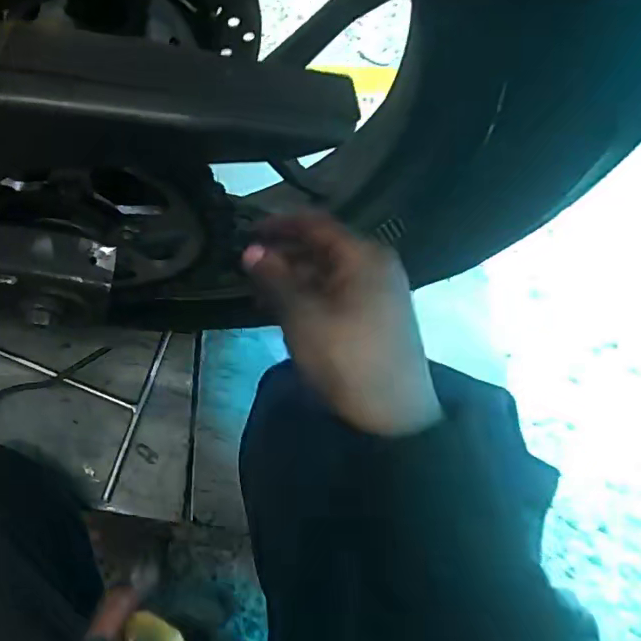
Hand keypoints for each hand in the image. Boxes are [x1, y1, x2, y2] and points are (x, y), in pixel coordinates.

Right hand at [242, 212, 440, 435]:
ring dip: (294, 276)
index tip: (248, 232)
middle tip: (249, 266)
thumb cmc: (345, 356)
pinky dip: (311, 294)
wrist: (392, 416)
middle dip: (284, 254)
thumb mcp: (301, 315)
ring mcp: (380, 291)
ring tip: (260, 291)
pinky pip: (338, 291)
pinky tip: (286, 309)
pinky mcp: (378, 315)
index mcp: (364, 255)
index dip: (278, 224)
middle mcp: (376, 265)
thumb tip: (251, 251)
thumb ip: (274, 278)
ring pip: (328, 271)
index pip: (315, 224)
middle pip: (322, 246)